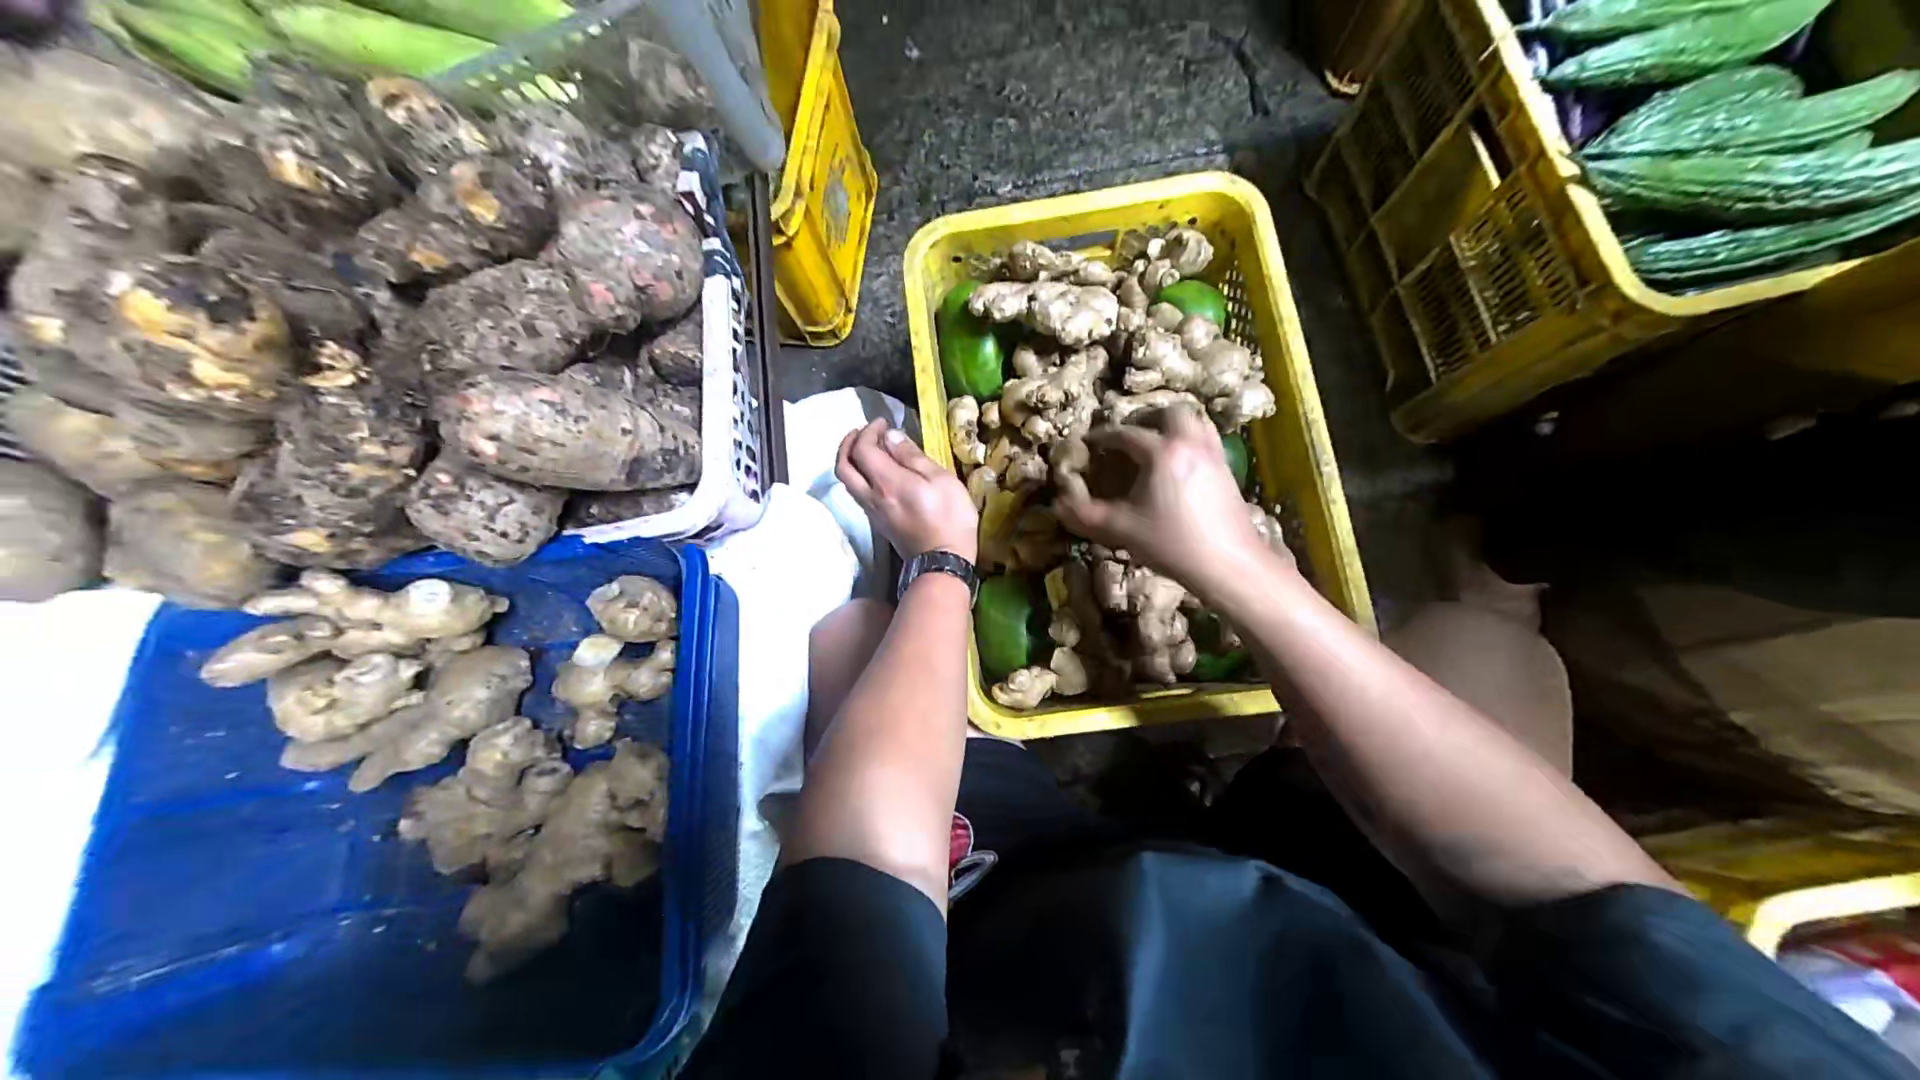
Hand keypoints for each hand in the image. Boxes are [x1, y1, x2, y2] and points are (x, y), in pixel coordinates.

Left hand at [836, 418, 978, 561]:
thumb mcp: (941, 480)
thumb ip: (913, 457)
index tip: (883, 423)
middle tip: (863, 432)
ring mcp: (872, 512)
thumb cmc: (950, 519)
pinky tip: (878, 472)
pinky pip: (858, 493)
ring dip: (851, 460)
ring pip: (848, 482)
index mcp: (886, 482)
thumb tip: (890, 437)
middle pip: (843, 466)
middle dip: (848, 444)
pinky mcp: (878, 523)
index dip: (868, 431)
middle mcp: (871, 496)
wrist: (943, 564)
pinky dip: (860, 475)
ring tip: (870, 449)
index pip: (862, 448)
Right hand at [1056, 405, 1281, 595]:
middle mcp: (1189, 444)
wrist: (1229, 564)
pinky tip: (1181, 467)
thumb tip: (1058, 505)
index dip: (1103, 437)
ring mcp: (1213, 455)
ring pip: (1196, 421)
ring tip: (1158, 444)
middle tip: (1130, 438)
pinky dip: (1192, 442)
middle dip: (1147, 420)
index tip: (1090, 444)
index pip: (1125, 434)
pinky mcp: (1228, 471)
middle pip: (1170, 413)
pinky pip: (1208, 441)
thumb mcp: (1122, 531)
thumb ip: (1086, 516)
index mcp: (1161, 452)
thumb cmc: (1172, 544)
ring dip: (1174, 426)